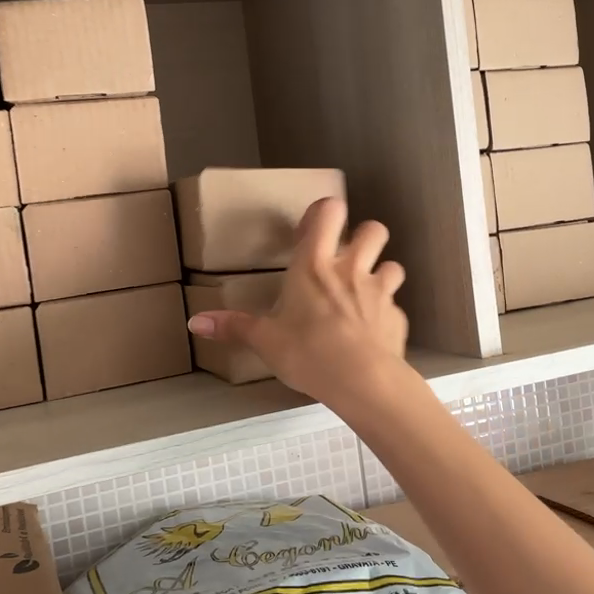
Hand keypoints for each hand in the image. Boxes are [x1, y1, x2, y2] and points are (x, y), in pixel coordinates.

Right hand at [187, 197, 410, 404]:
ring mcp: (380, 292)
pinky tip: (373, 332)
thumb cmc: (309, 352)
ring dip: (381, 272)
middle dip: (363, 236)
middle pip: (373, 229)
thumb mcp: (265, 341)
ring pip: (392, 265)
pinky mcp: (397, 319)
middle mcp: (351, 270)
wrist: (364, 381)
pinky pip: (395, 307)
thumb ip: (234, 327)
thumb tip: (196, 322)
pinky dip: (385, 314)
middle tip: (345, 257)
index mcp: (314, 266)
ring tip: (364, 291)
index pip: (328, 213)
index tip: (311, 228)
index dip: (324, 212)